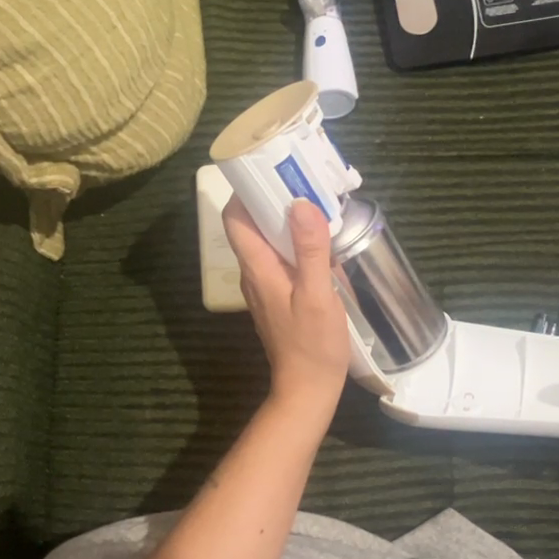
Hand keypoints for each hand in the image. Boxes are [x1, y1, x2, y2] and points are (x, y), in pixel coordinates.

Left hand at [223, 198, 349, 408]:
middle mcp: (255, 273)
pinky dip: (296, 242)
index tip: (272, 168)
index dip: (246, 189)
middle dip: (273, 198)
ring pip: (268, 241)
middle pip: (252, 224)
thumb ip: (310, 250)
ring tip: (317, 200)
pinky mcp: (280, 295)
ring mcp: (266, 285)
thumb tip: (301, 203)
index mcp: (257, 269)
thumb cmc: (313, 346)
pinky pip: (282, 257)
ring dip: (288, 219)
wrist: (308, 389)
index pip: (236, 218)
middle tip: (304, 178)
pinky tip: (322, 239)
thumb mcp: (317, 295)